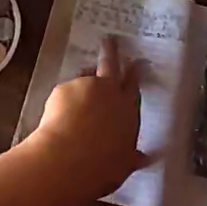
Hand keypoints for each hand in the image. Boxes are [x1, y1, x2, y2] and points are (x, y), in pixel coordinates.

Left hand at [26, 36, 144, 198]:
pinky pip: (66, 90)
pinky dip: (65, 99)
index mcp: (128, 109)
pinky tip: (60, 114)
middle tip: (110, 39)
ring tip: (79, 92)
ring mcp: (85, 86)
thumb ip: (133, 156)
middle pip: (111, 64)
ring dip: (84, 78)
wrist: (69, 158)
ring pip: (86, 75)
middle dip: (112, 51)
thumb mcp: (124, 164)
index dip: (135, 72)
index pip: (134, 85)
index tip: (137, 62)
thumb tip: (146, 157)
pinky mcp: (63, 88)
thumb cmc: (103, 166)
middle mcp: (109, 92)